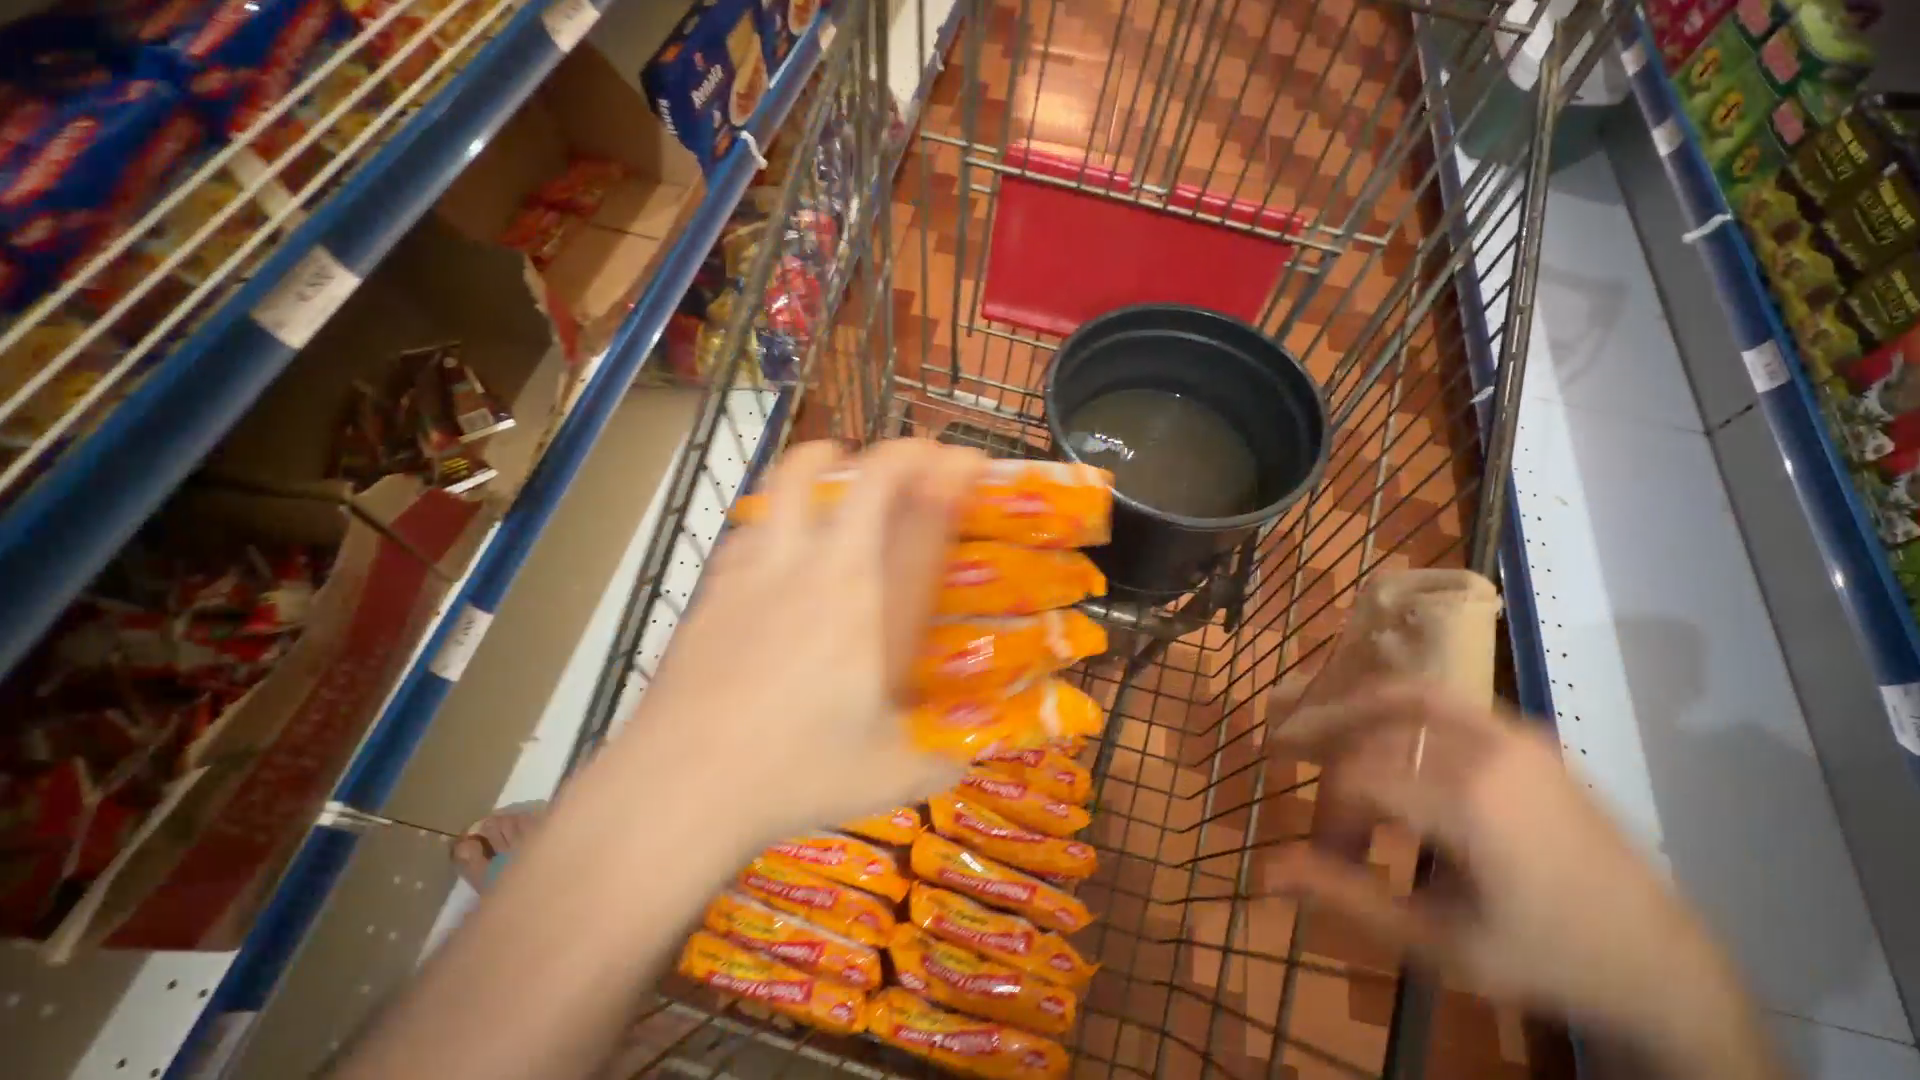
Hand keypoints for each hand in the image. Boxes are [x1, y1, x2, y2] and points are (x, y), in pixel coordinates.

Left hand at [623, 438, 986, 844]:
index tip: (965, 462)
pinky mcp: (710, 595)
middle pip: (846, 473)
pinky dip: (772, 521)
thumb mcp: (892, 776)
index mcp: (861, 598)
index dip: (942, 467)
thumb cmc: (796, 773)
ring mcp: (751, 575)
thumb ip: (942, 758)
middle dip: (888, 454)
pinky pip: (747, 532)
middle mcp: (808, 567)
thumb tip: (972, 754)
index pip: (910, 505)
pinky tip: (773, 550)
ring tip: (833, 474)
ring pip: (783, 485)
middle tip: (910, 465)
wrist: (681, 785)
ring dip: (817, 467)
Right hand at [1265, 683, 1778, 1076]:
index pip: (1357, 779)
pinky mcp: (1530, 738)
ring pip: (1407, 695)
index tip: (1328, 860)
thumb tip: (1264, 871)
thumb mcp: (1435, 942)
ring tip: (1313, 722)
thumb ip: (1345, 896)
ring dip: (1353, 708)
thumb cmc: (1540, 958)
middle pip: (1374, 727)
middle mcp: (1487, 751)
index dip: (1326, 814)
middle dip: (1327, 753)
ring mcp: (1514, 736)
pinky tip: (1378, 726)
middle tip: (1287, 763)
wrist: (1657, 961)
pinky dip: (1399, 704)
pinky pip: (1448, 699)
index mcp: (1465, 801)